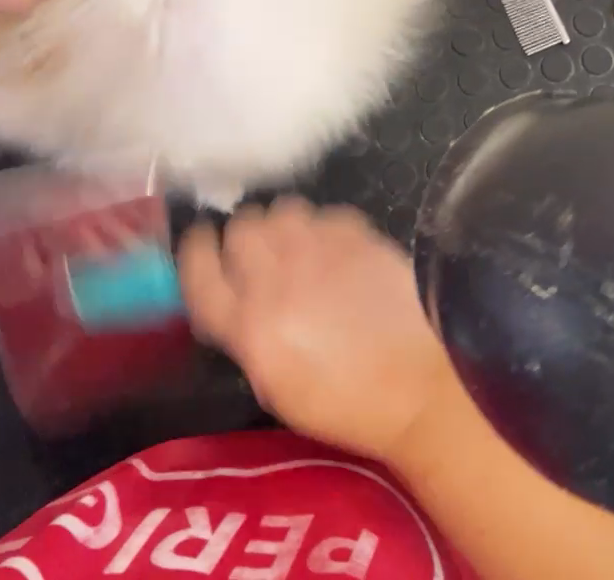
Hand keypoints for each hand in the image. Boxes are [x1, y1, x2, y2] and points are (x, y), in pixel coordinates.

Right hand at [178, 198, 450, 463]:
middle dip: (245, 236)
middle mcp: (279, 282)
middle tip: (261, 251)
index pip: (200, 272)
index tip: (201, 241)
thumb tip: (240, 301)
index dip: (195, 251)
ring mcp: (323, 254)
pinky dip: (326, 227)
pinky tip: (338, 250)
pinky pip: (329, 214)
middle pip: (241, 229)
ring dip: (284, 225)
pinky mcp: (362, 240)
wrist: (417, 386)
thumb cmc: (344, 404)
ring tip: (299, 245)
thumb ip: (248, 336)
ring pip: (283, 210)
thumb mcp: (275, 386)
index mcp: (249, 328)